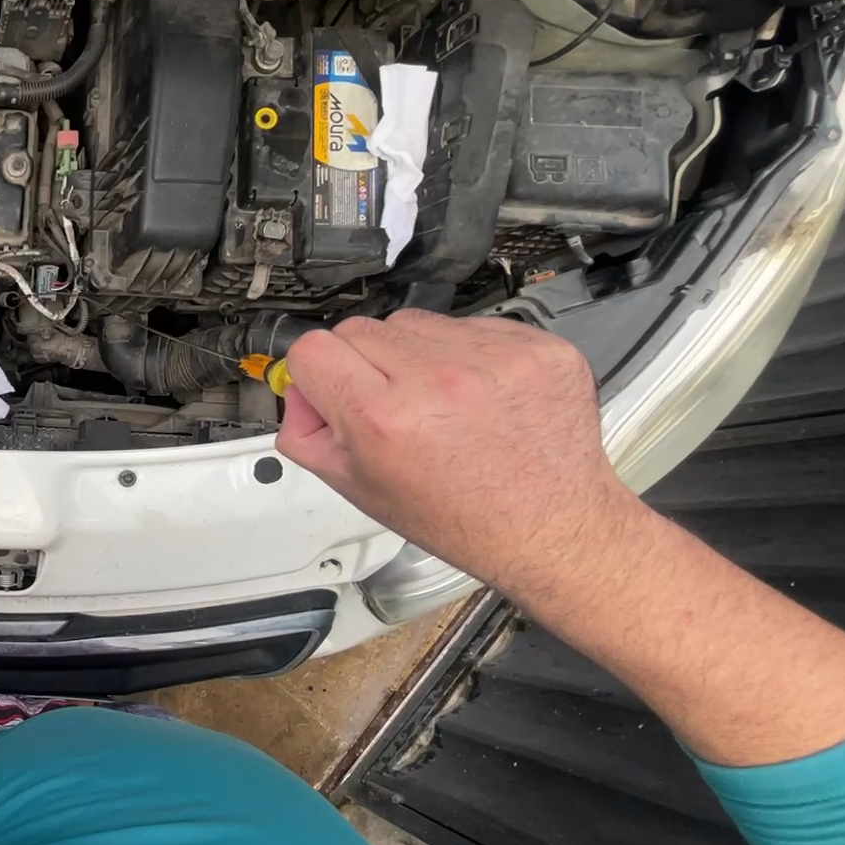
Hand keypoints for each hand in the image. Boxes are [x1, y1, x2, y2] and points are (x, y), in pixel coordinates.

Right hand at [276, 309, 643, 597]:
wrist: (545, 523)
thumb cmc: (451, 512)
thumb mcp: (349, 483)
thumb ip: (303, 430)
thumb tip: (299, 389)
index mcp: (383, 417)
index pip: (311, 349)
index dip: (310, 370)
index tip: (324, 386)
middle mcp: (438, 380)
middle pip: (356, 329)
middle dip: (355, 362)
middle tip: (378, 400)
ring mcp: (493, 358)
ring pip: (408, 321)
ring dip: (406, 352)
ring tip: (428, 397)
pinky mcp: (534, 346)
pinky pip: (465, 325)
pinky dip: (456, 352)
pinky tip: (467, 392)